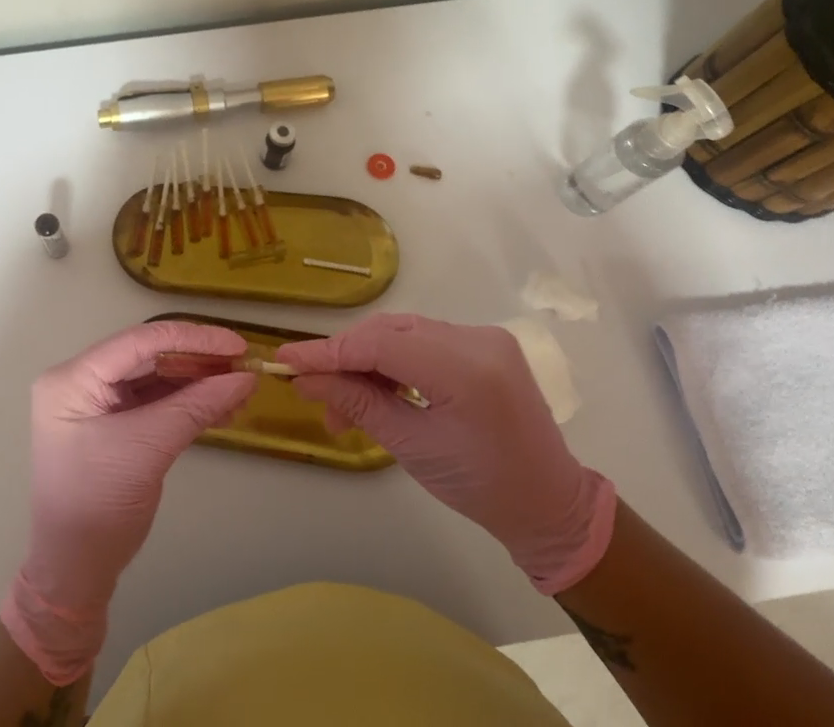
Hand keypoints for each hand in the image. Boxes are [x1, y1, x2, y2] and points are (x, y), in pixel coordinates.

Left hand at [0, 321, 257, 683]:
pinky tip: (222, 407)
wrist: (76, 567)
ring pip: (155, 379)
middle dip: (197, 361)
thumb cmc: (99, 503)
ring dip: (197, 383)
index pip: (139, 341)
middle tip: (244, 366)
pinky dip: (188, 404)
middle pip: (147, 357)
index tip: (237, 345)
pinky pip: (155, 403)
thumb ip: (196, 407)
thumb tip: (245, 379)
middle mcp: (81, 382)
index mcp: (73, 379)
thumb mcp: (148, 449)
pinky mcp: (114, 426)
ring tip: (240, 390)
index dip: (192, 338)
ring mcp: (97, 404)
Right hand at [278, 313, 616, 594]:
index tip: (286, 360)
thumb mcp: (409, 446)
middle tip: (316, 394)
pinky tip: (379, 390)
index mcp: (465, 369)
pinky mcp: (487, 346)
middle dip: (346, 358)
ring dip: (368, 360)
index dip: (328, 351)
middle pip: (390, 330)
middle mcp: (477, 340)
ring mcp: (485, 338)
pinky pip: (426, 341)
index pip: (379, 344)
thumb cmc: (479, 485)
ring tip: (344, 404)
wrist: (547, 502)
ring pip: (405, 333)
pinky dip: (395, 360)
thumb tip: (306, 380)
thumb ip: (357, 403)